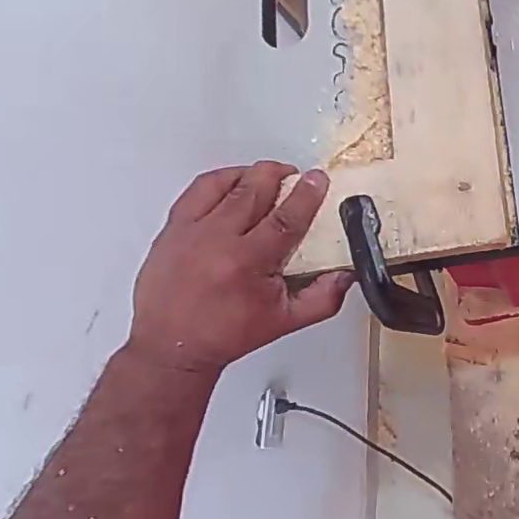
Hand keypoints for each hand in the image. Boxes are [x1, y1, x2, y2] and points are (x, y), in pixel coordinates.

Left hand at [124, 162, 353, 374]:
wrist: (171, 345)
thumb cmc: (227, 333)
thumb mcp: (287, 321)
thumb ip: (325, 298)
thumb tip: (348, 274)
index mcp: (248, 262)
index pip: (285, 218)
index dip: (306, 195)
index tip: (318, 179)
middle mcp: (216, 241)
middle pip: (252, 191)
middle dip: (278, 175)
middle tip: (296, 173)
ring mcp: (189, 232)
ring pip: (222, 185)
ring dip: (249, 174)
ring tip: (266, 174)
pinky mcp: (170, 231)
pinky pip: (195, 193)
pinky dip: (218, 181)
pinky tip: (233, 182)